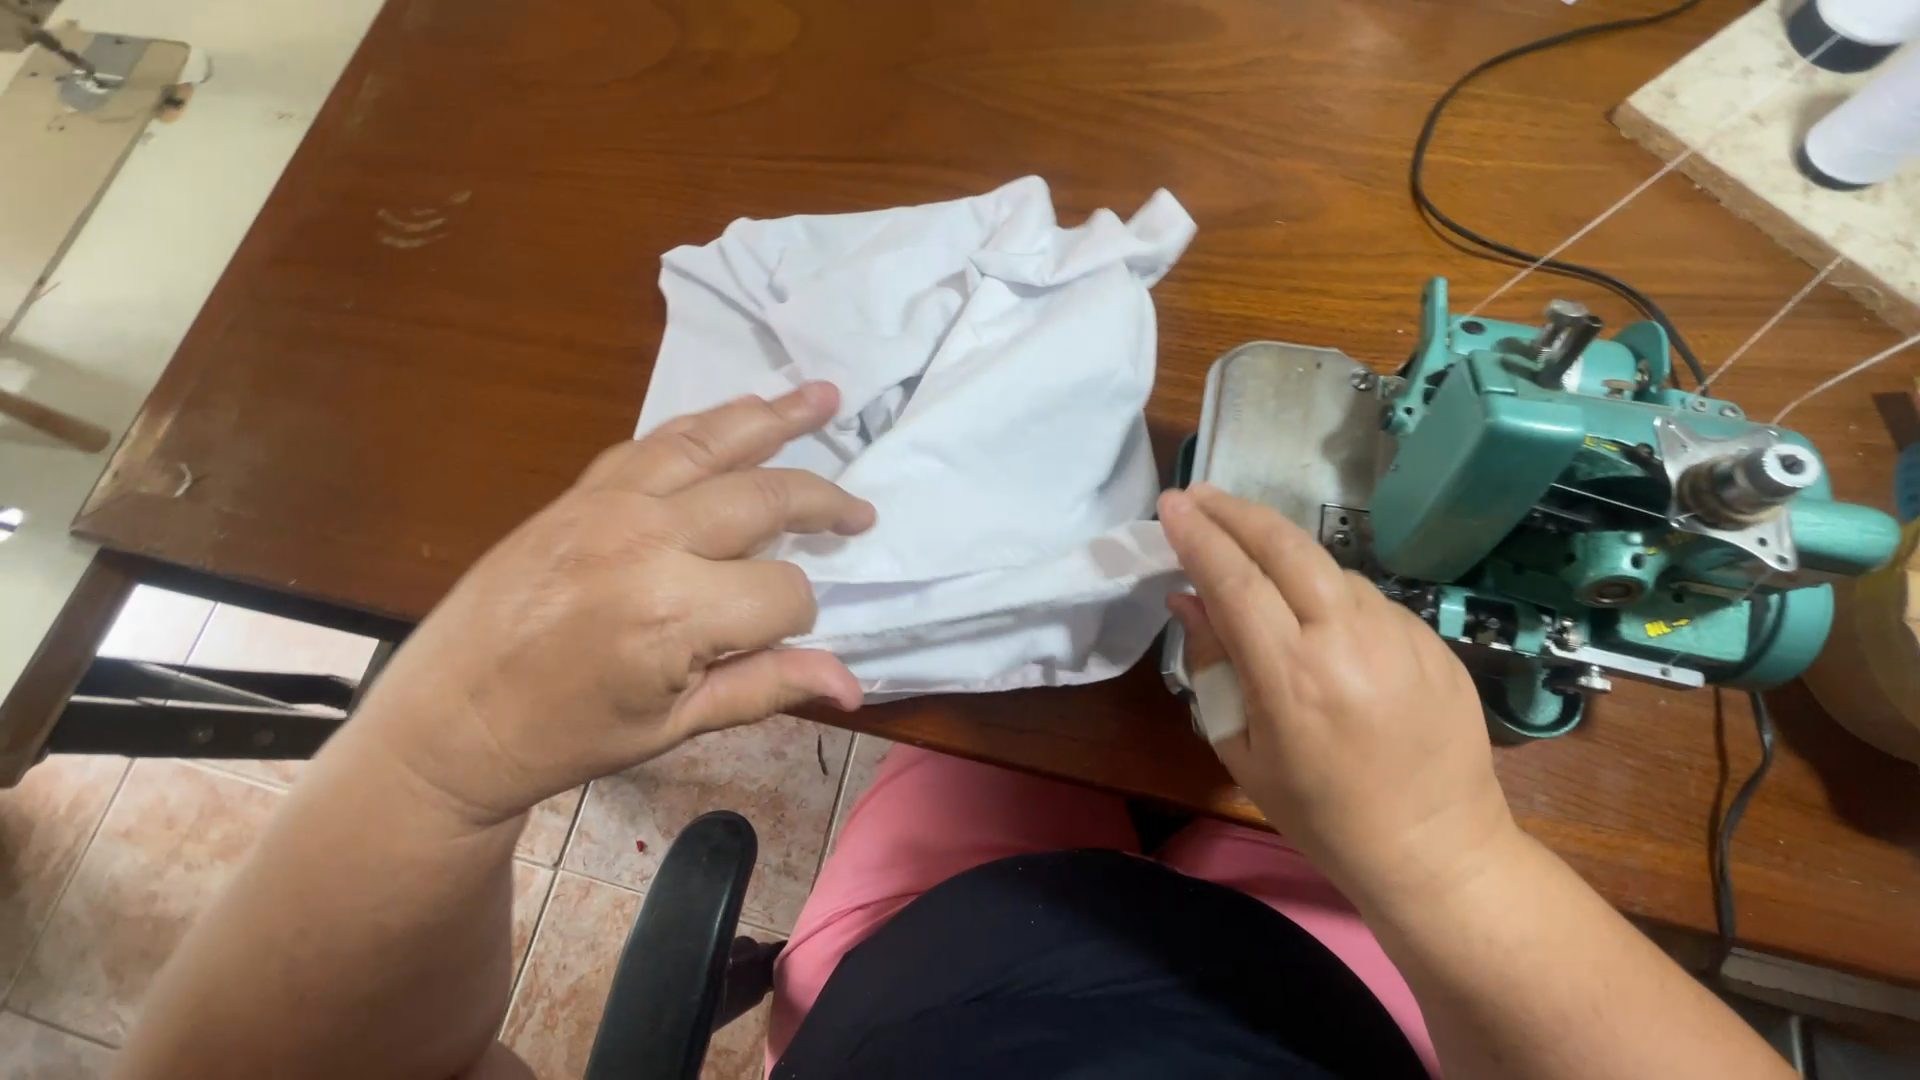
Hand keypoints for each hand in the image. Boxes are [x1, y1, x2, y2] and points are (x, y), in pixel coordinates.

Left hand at [348, 383, 874, 824]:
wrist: (448, 720)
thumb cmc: (567, 735)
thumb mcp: (676, 725)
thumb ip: (767, 686)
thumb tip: (853, 685)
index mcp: (674, 614)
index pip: (783, 592)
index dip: (800, 614)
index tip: (788, 634)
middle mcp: (648, 540)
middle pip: (765, 498)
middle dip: (823, 503)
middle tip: (861, 512)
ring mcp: (610, 504)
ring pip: (714, 444)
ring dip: (775, 418)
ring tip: (824, 398)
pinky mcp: (581, 490)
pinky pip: (657, 442)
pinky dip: (707, 425)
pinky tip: (739, 415)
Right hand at [1158, 483, 1520, 905]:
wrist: (1437, 850)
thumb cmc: (1320, 813)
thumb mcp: (1241, 749)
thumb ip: (1212, 665)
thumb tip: (1188, 598)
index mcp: (1293, 678)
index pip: (1235, 580)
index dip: (1198, 536)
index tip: (1170, 504)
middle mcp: (1349, 641)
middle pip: (1285, 547)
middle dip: (1234, 511)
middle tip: (1200, 494)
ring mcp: (1400, 634)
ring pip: (1325, 565)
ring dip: (1278, 549)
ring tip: (1246, 557)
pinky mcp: (1432, 640)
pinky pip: (1362, 595)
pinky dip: (1322, 587)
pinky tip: (1310, 611)